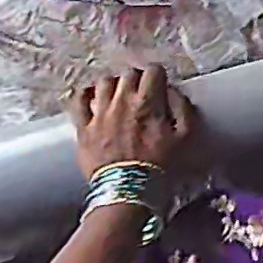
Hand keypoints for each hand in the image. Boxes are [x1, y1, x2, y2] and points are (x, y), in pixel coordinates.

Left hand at [65, 66, 195, 179]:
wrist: (127, 192)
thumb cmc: (159, 166)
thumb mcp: (185, 138)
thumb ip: (183, 109)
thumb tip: (173, 91)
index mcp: (148, 102)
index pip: (153, 70)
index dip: (158, 75)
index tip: (160, 84)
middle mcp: (122, 102)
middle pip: (128, 73)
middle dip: (137, 78)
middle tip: (141, 91)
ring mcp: (100, 113)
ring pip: (104, 82)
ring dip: (114, 85)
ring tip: (118, 95)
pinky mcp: (83, 127)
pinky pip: (78, 101)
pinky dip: (85, 94)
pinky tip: (93, 98)